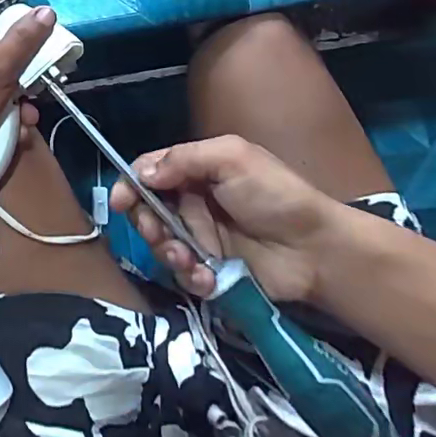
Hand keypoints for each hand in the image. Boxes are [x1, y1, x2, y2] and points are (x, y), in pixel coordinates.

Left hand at [0, 7, 56, 177]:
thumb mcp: (1, 66)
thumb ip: (26, 39)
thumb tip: (47, 8)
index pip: (6, 24)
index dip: (29, 38)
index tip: (45, 56)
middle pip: (11, 59)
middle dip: (28, 83)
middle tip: (36, 96)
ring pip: (7, 88)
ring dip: (22, 106)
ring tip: (26, 122)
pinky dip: (9, 119)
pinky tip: (17, 133)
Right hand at [110, 135, 358, 303]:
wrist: (316, 250)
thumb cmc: (275, 195)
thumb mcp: (232, 159)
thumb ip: (183, 159)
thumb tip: (141, 174)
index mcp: (197, 169)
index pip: (149, 172)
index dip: (130, 185)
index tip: (119, 202)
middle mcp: (193, 201)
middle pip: (148, 210)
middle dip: (147, 223)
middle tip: (158, 233)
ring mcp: (201, 237)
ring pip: (162, 244)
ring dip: (167, 252)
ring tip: (188, 260)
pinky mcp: (210, 269)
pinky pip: (184, 273)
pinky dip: (189, 276)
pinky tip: (207, 278)